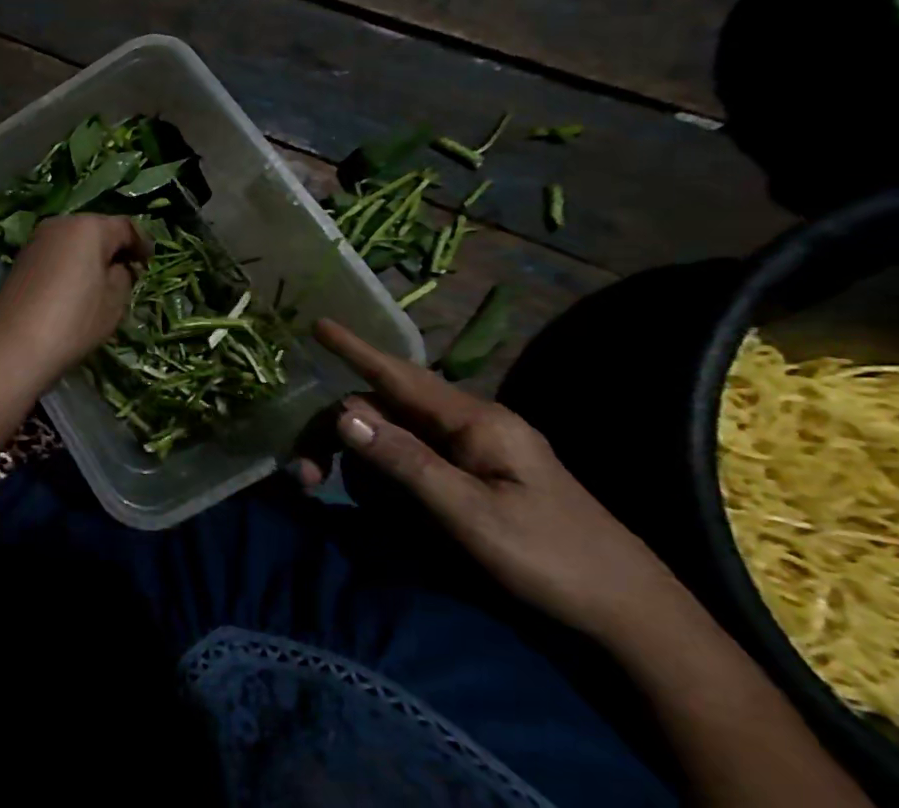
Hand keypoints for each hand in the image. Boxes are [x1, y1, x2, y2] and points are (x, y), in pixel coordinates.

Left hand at [0, 214, 149, 389]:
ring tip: (102, 281)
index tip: (149, 262)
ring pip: (72, 242)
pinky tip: (75, 287)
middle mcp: (59, 224)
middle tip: (128, 271)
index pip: (125, 227)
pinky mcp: (20, 260)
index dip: (142, 243)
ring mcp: (35, 241)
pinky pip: (55, 255)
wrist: (14, 344)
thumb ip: (123, 275)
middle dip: (113, 247)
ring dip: (89, 256)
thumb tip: (118, 267)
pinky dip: (69, 265)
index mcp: (88, 227)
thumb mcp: (114, 300)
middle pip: (96, 230)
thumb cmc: (74, 320)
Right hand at [311, 318, 683, 638]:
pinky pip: (411, 458)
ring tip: (340, 495)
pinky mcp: (475, 474)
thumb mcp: (470, 514)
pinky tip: (383, 505)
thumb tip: (343, 414)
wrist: (630, 612)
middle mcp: (472, 425)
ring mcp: (475, 449)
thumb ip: (405, 461)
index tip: (319, 325)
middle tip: (306, 476)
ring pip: (392, 435)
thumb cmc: (552, 559)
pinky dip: (383, 475)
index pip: (401, 376)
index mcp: (477, 422)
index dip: (356, 351)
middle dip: (338, 435)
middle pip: (385, 410)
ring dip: (358, 460)